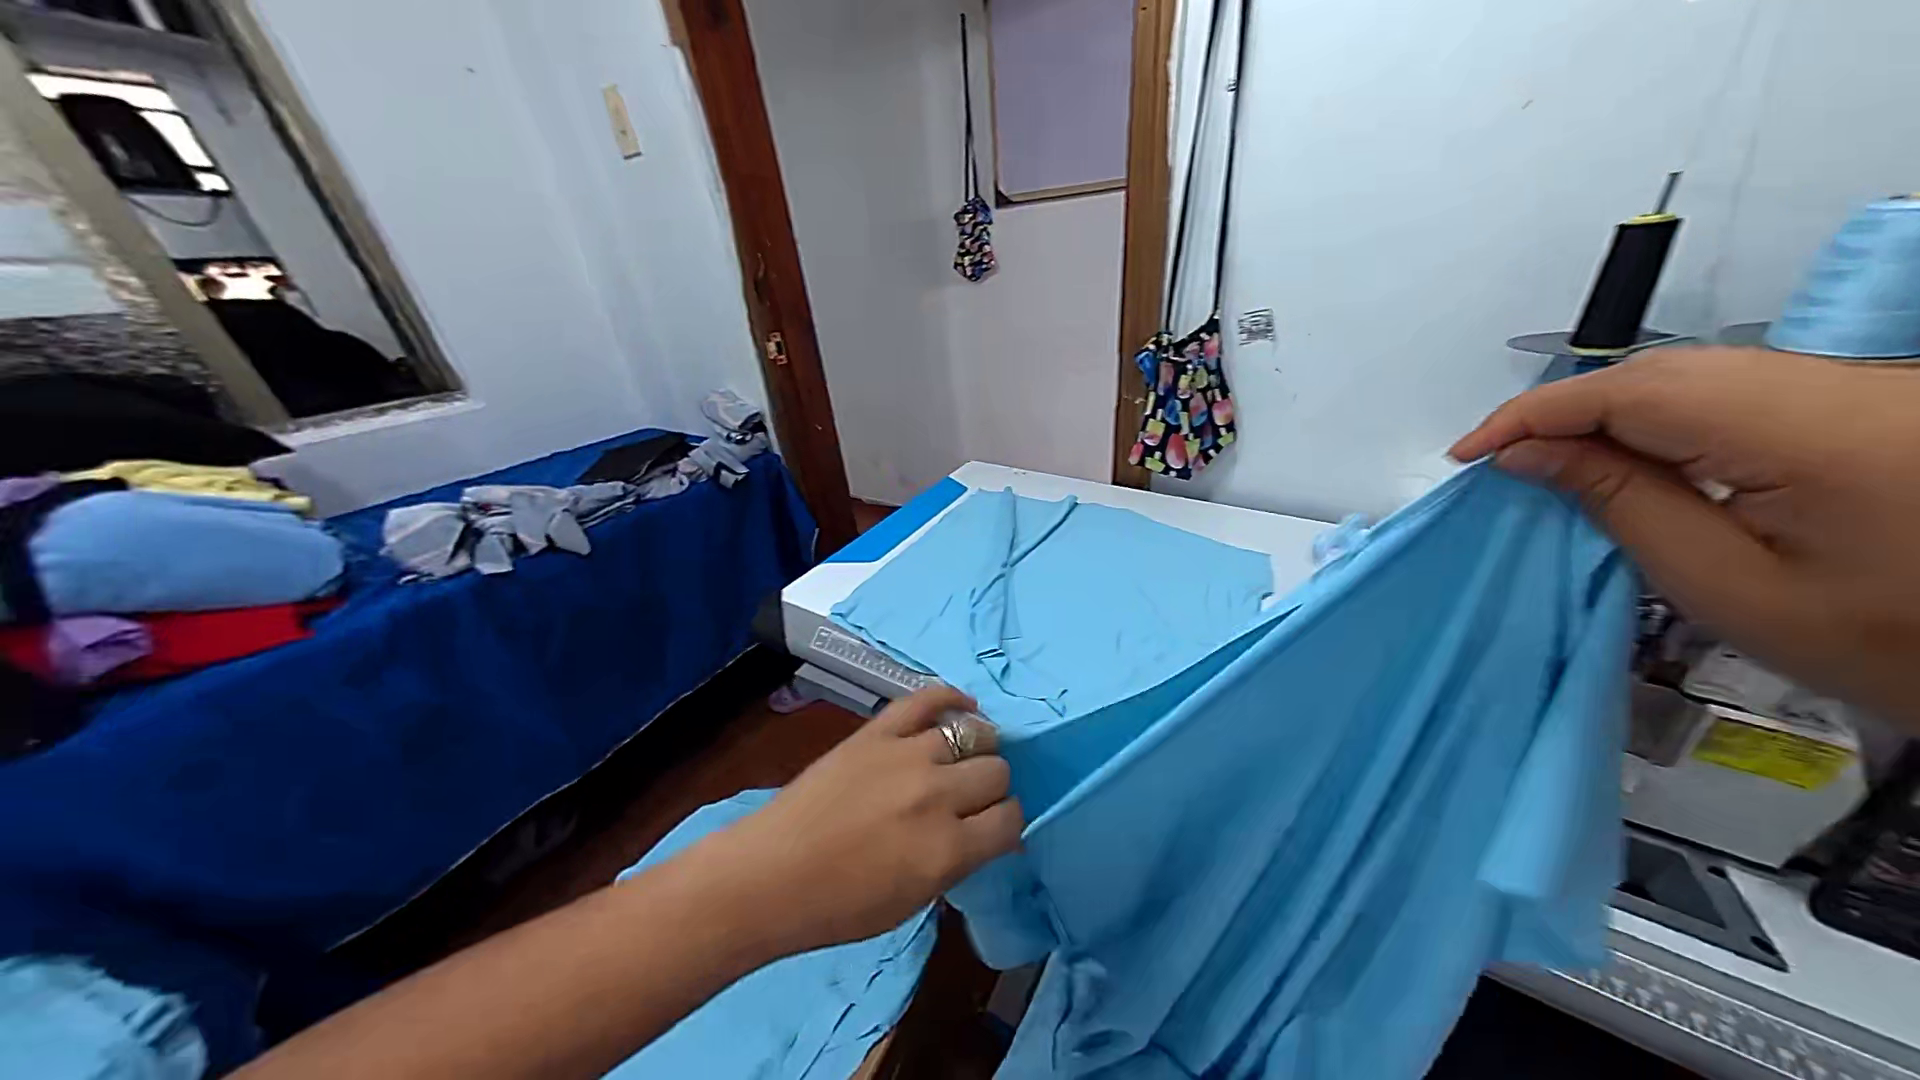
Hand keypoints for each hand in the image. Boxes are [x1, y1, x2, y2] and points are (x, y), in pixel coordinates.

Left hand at [698, 686, 1022, 954]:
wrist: (772, 873)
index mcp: (948, 849)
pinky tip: (962, 705)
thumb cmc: (840, 905)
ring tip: (965, 755)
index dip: (1007, 823)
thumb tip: (994, 833)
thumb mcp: (914, 899)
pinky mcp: (877, 732)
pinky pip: (926, 699)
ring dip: (977, 746)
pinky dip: (949, 697)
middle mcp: (937, 794)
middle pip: (997, 772)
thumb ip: (960, 861)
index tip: (994, 825)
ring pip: (974, 733)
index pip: (1010, 819)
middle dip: (992, 787)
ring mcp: (907, 755)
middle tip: (971, 796)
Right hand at [1451, 345, 1919, 726]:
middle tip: (1504, 462)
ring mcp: (1867, 391)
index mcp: (1813, 431)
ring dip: (1606, 413)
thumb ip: (1624, 504)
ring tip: (1552, 462)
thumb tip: (1531, 456)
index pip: (1635, 391)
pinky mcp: (1876, 407)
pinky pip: (1736, 394)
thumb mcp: (1730, 587)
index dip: (1534, 413)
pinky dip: (1659, 420)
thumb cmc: (1898, 643)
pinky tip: (1632, 459)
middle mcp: (1844, 387)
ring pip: (1698, 376)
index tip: (1469, 456)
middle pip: (1665, 371)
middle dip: (1564, 410)